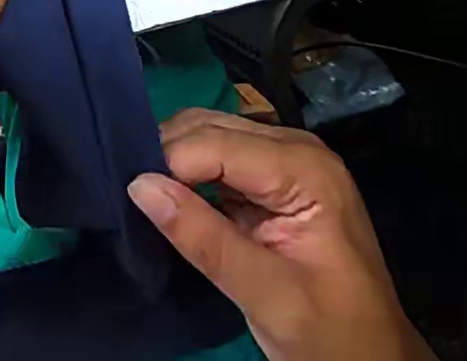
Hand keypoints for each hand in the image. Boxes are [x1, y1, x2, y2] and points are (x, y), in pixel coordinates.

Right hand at [126, 109, 434, 360]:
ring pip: (206, 133)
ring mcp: (283, 156)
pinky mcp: (269, 173)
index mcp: (304, 168)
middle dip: (167, 156)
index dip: (170, 163)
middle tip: (134, 196)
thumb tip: (139, 186)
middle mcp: (293, 146)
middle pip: (209, 128)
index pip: (216, 144)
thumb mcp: (269, 298)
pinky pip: (214, 154)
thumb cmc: (334, 338)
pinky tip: (171, 198)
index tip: (132, 196)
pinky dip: (187, 172)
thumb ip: (204, 240)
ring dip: (173, 161)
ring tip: (148, 197)